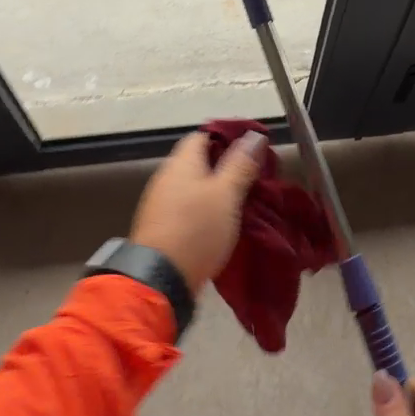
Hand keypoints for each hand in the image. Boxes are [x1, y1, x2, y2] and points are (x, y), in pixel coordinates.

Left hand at [130, 130, 265, 294]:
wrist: (159, 280)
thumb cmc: (196, 229)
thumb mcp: (226, 194)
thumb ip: (240, 164)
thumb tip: (255, 134)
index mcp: (181, 162)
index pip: (203, 135)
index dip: (227, 138)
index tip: (252, 151)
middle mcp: (166, 177)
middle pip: (199, 162)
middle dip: (225, 167)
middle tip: (253, 178)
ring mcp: (160, 203)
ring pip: (194, 187)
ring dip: (215, 191)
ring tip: (242, 201)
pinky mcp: (161, 228)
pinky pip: (187, 208)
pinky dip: (204, 210)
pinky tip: (221, 222)